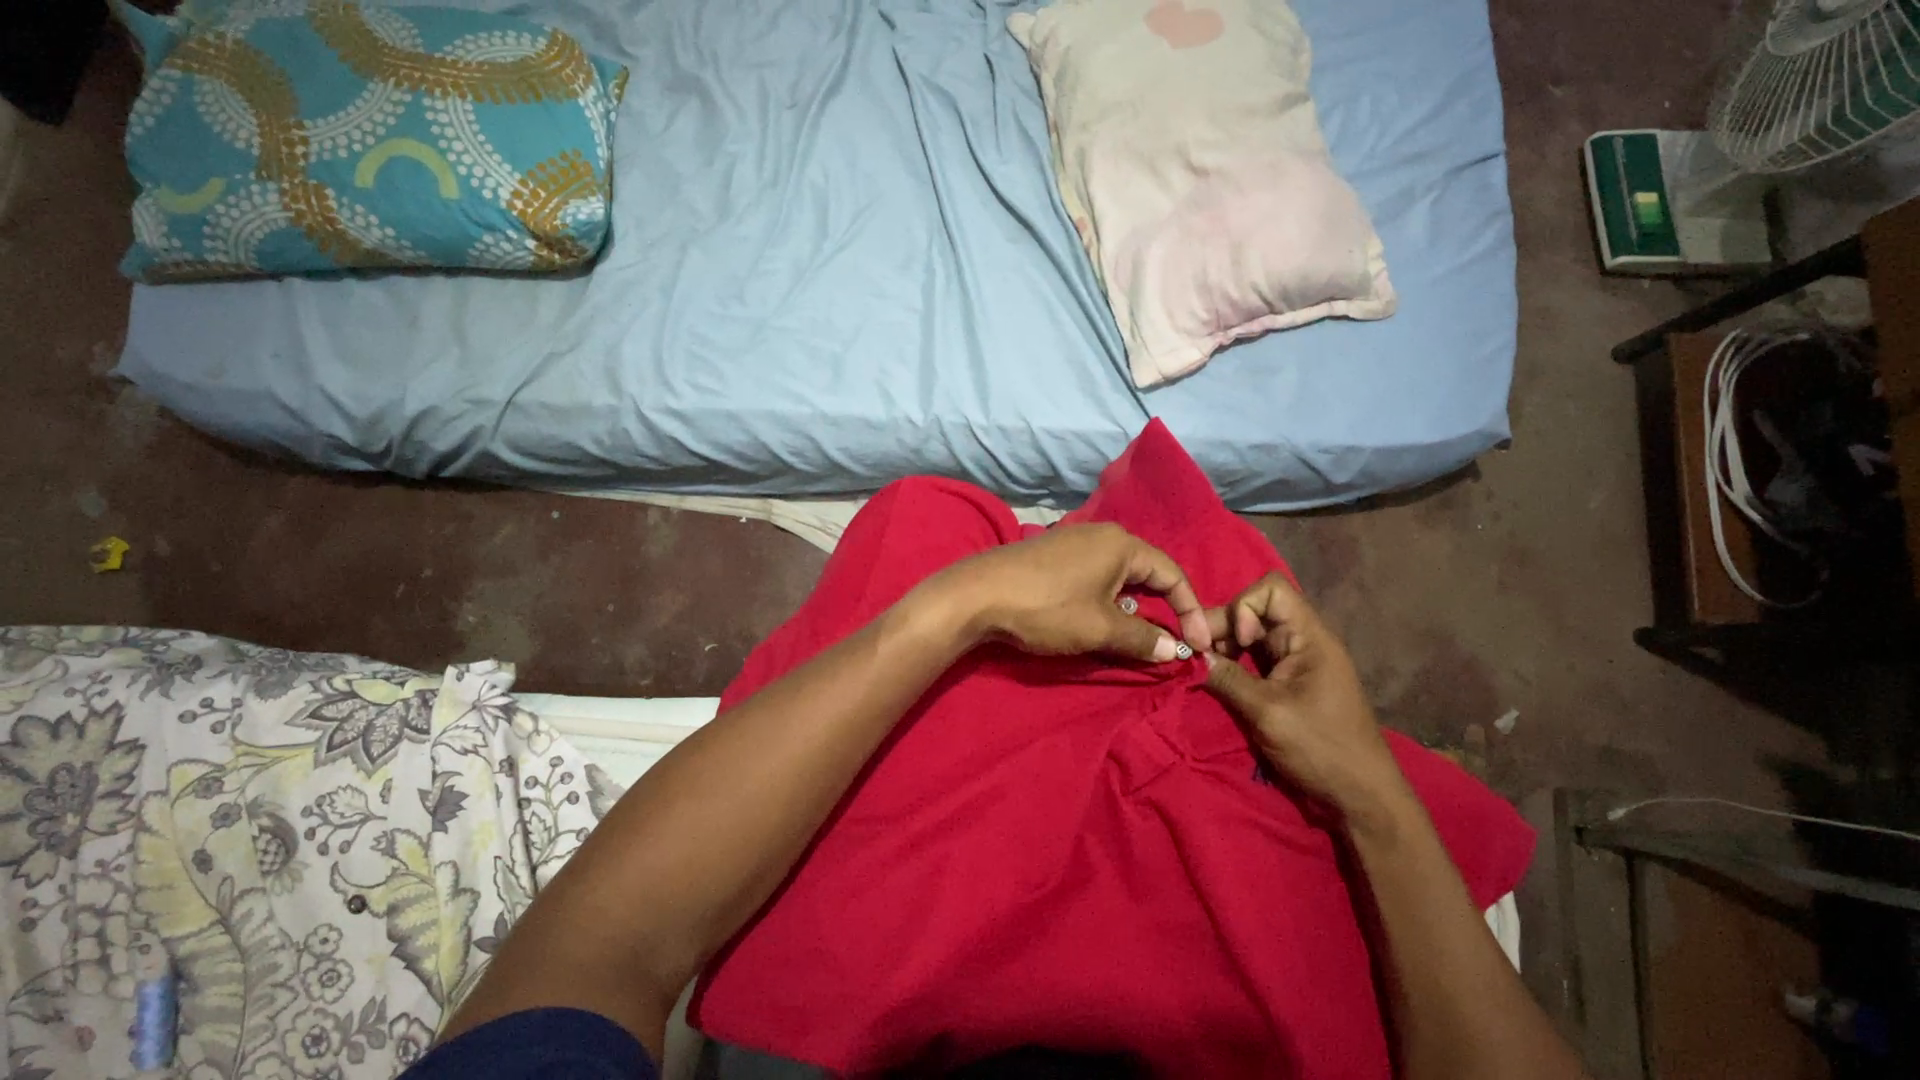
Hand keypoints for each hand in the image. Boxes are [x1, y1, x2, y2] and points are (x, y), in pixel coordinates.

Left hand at [927, 523, 1210, 662]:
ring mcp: (1074, 542)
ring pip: (1118, 576)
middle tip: (1169, 643)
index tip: (1198, 646)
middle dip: (1162, 609)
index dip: (1190, 612)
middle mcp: (1102, 535)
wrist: (975, 595)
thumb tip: (1172, 650)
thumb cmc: (1046, 608)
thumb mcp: (1100, 629)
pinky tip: (1094, 621)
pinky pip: (1094, 576)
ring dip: (1132, 608)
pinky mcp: (1051, 555)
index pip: (1172, 575)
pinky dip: (1106, 600)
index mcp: (1122, 544)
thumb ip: (1142, 639)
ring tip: (1132, 638)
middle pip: (1146, 572)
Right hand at [1199, 573, 1405, 812]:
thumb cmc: (1321, 749)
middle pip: (1257, 612)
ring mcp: (1297, 665)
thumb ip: (1228, 680)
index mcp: (1311, 639)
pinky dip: (1234, 666)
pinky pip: (1257, 662)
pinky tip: (1217, 681)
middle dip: (1223, 627)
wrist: (1361, 796)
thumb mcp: (1268, 714)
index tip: (1236, 642)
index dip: (1244, 607)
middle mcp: (1304, 643)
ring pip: (1253, 638)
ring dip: (1225, 648)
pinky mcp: (1290, 686)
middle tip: (1195, 654)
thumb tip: (1191, 656)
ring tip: (1203, 669)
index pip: (1271, 591)